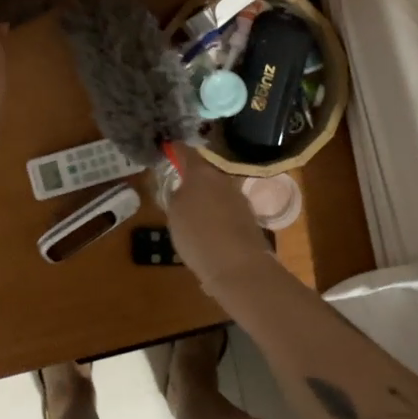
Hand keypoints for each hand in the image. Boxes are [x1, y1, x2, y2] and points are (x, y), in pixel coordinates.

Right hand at [165, 153, 278, 295]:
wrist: (239, 268)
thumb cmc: (198, 236)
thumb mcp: (174, 215)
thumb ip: (176, 197)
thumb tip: (180, 189)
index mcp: (201, 173)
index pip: (186, 152)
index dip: (175, 150)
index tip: (167, 150)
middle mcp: (223, 180)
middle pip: (205, 173)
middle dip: (193, 179)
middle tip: (179, 190)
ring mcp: (239, 199)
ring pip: (218, 192)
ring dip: (207, 199)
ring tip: (194, 215)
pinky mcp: (250, 219)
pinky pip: (228, 211)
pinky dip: (219, 216)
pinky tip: (211, 233)